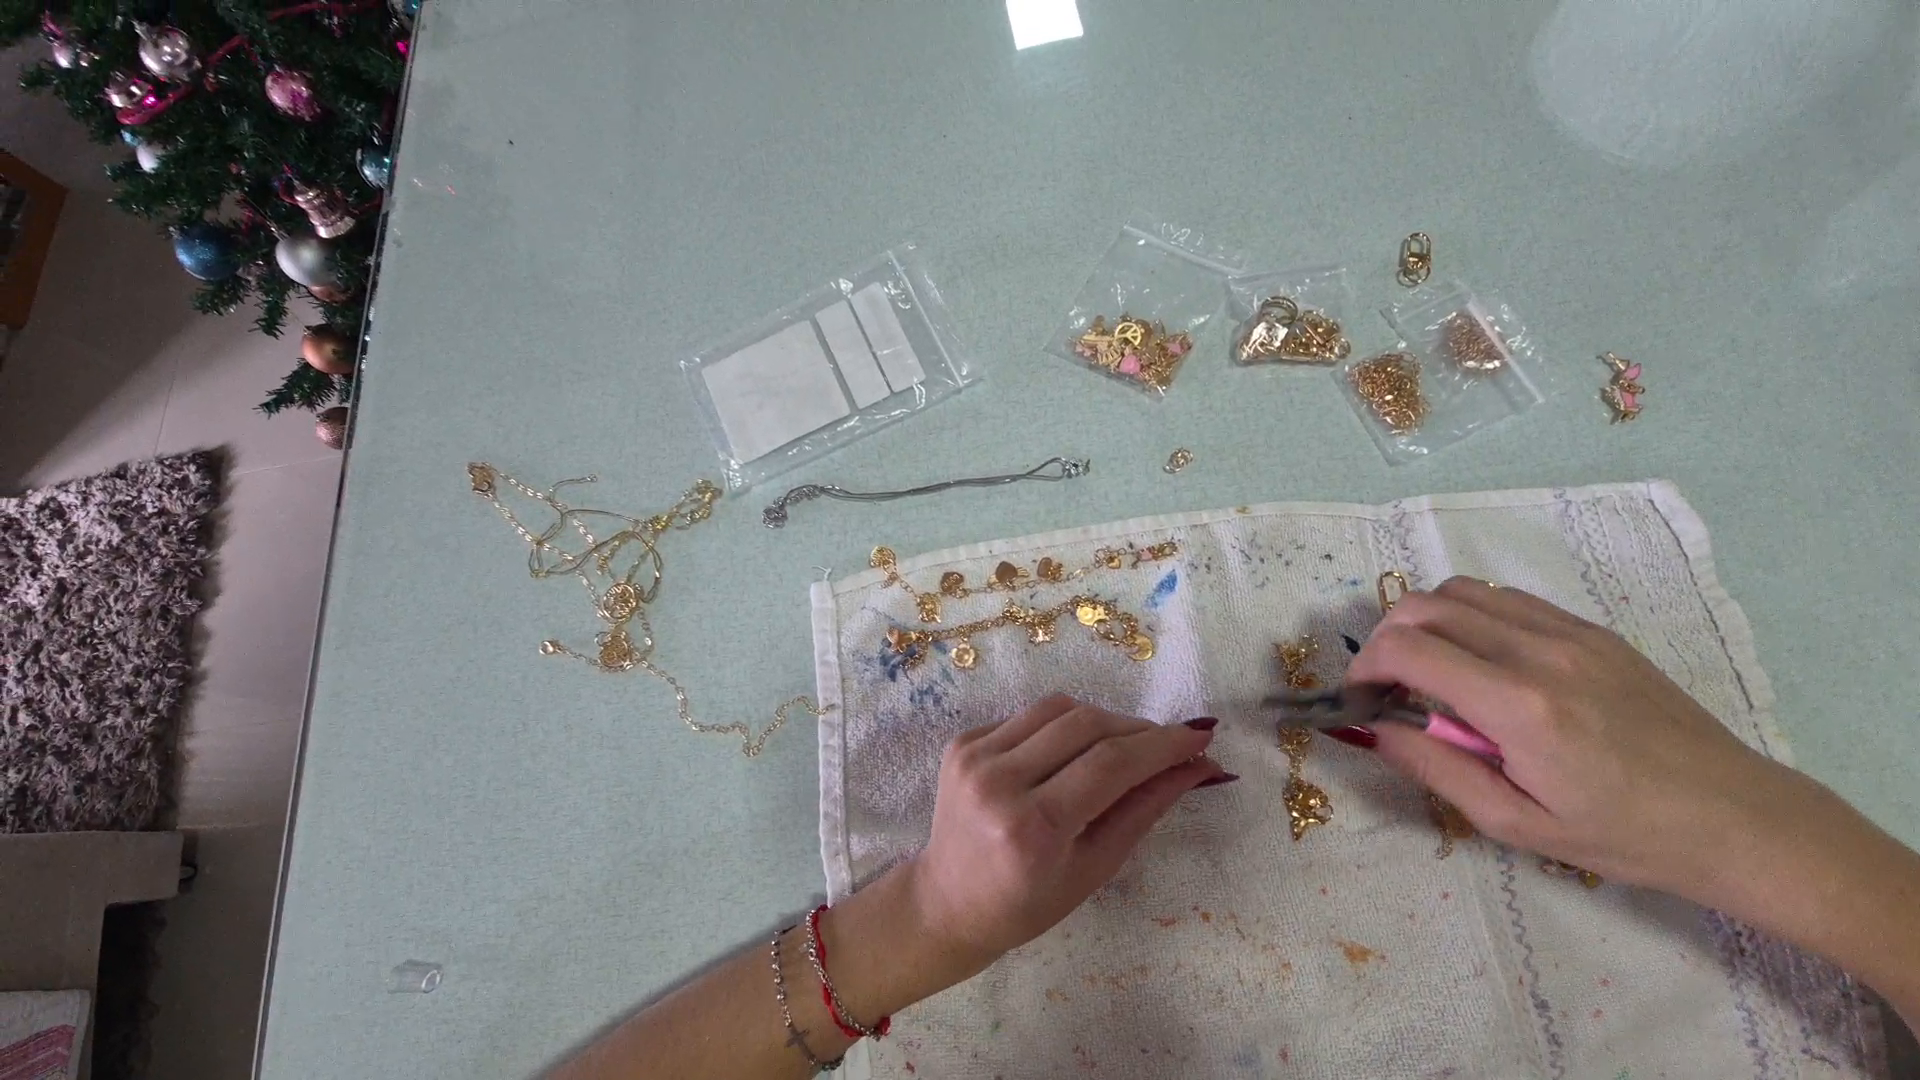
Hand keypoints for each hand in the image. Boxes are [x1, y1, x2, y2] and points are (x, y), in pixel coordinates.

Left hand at [902, 695, 1228, 979]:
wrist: (948, 902)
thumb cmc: (1028, 902)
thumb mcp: (1095, 867)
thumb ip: (1144, 809)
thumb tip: (1197, 765)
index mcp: (1033, 828)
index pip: (1111, 764)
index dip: (1162, 745)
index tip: (1200, 736)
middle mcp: (998, 783)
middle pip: (1085, 724)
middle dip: (1136, 728)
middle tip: (1168, 743)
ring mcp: (973, 756)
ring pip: (1057, 708)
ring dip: (1101, 719)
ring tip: (1124, 746)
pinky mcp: (961, 742)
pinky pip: (1027, 717)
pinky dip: (1060, 728)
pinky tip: (1070, 755)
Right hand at [1345, 577, 1806, 897]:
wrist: (1739, 819)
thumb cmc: (1622, 834)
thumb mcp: (1514, 822)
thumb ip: (1434, 767)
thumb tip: (1373, 727)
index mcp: (1519, 706)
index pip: (1405, 648)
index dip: (1364, 667)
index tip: (1362, 698)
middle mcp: (1538, 652)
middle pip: (1421, 606)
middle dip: (1384, 638)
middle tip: (1389, 684)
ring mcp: (1569, 632)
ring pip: (1459, 590)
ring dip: (1424, 621)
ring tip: (1431, 667)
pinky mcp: (1590, 629)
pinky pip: (1504, 598)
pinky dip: (1468, 616)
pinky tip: (1481, 659)